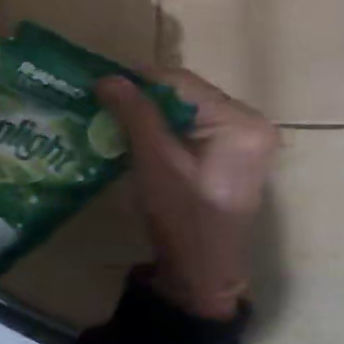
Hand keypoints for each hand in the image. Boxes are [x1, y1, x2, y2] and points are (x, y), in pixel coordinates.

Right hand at [94, 71, 279, 321]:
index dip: (136, 79)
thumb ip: (135, 115)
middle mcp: (249, 123)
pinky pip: (188, 127)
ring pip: (183, 110)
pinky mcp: (227, 155)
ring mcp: (241, 140)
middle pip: (184, 94)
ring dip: (145, 112)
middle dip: (140, 96)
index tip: (95, 85)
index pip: (181, 82)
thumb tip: (107, 78)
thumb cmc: (182, 214)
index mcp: (239, 122)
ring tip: (107, 117)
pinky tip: (131, 136)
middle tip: (97, 102)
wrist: (202, 265)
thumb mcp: (154, 161)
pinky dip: (157, 128)